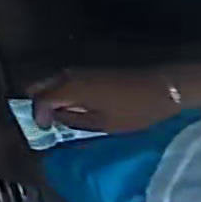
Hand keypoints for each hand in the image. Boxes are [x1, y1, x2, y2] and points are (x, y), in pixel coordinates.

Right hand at [30, 69, 181, 133]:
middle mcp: (67, 76)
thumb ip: (73, 121)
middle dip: (38, 104)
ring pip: (50, 83)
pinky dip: (61, 93)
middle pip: (38, 87)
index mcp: (68, 89)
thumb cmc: (133, 110)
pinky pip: (63, 81)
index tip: (45, 130)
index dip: (38, 116)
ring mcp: (78, 71)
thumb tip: (55, 118)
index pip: (40, 100)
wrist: (162, 87)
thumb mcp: (103, 124)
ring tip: (59, 116)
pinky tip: (73, 107)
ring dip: (50, 98)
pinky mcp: (88, 71)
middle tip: (46, 121)